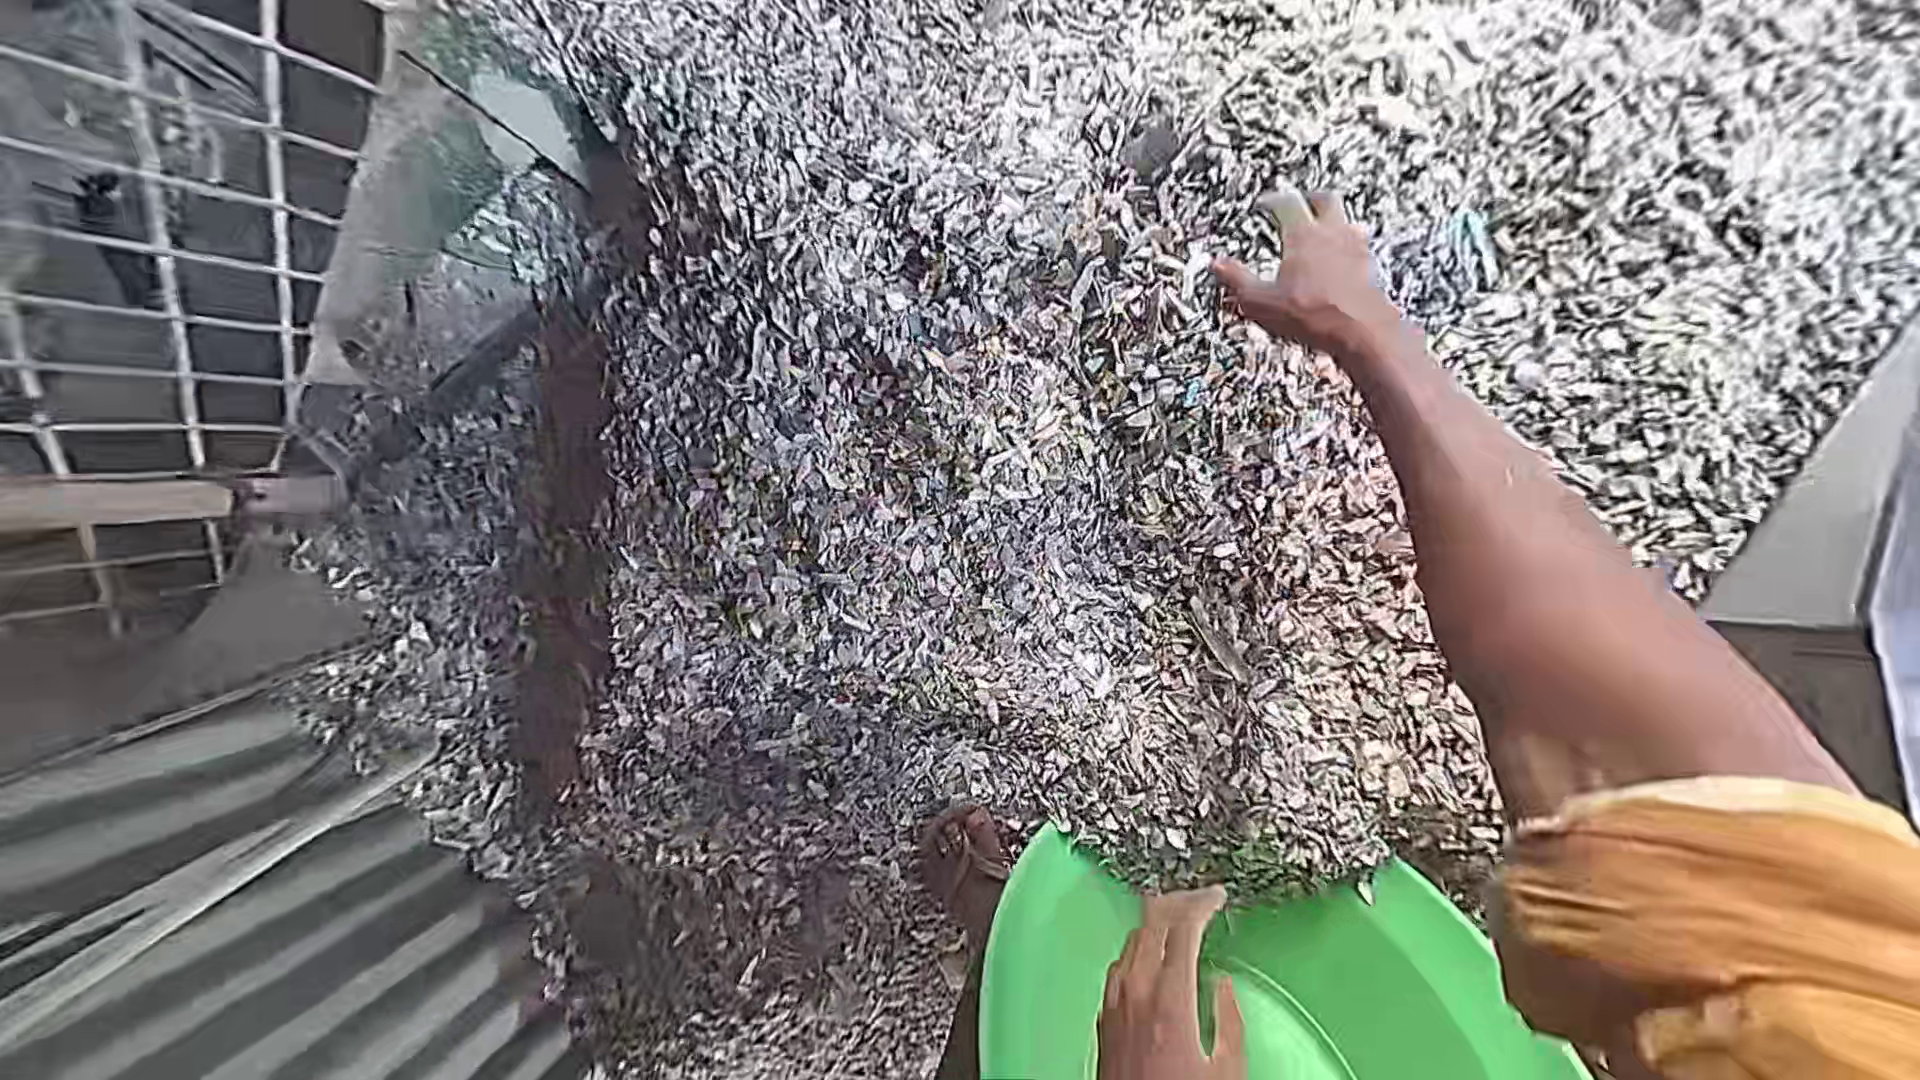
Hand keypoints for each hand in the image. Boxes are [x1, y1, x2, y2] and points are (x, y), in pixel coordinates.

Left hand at [1098, 886, 1246, 1079]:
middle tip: (1201, 900)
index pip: (1182, 929)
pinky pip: (1121, 961)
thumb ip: (1227, 1022)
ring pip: (1134, 938)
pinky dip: (1141, 946)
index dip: (1201, 904)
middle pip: (1152, 921)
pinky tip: (1154, 955)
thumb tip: (1221, 982)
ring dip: (1158, 922)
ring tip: (1182, 921)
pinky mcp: (1103, 1010)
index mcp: (1169, 998)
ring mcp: (1114, 996)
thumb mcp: (1226, 1075)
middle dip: (1178, 902)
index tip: (1217, 896)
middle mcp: (1135, 987)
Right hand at [1213, 191, 1401, 361]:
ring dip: (1330, 219)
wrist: (1358, 330)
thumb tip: (1218, 264)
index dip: (1272, 200)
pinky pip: (1357, 243)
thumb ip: (1236, 279)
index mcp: (1303, 235)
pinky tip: (1336, 260)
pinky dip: (1344, 244)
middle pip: (1324, 199)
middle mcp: (1333, 233)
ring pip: (1344, 218)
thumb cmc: (1312, 314)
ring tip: (1318, 230)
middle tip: (1299, 203)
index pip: (1286, 203)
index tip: (1264, 204)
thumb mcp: (1259, 301)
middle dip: (1309, 199)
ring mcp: (1354, 247)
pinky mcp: (1368, 265)